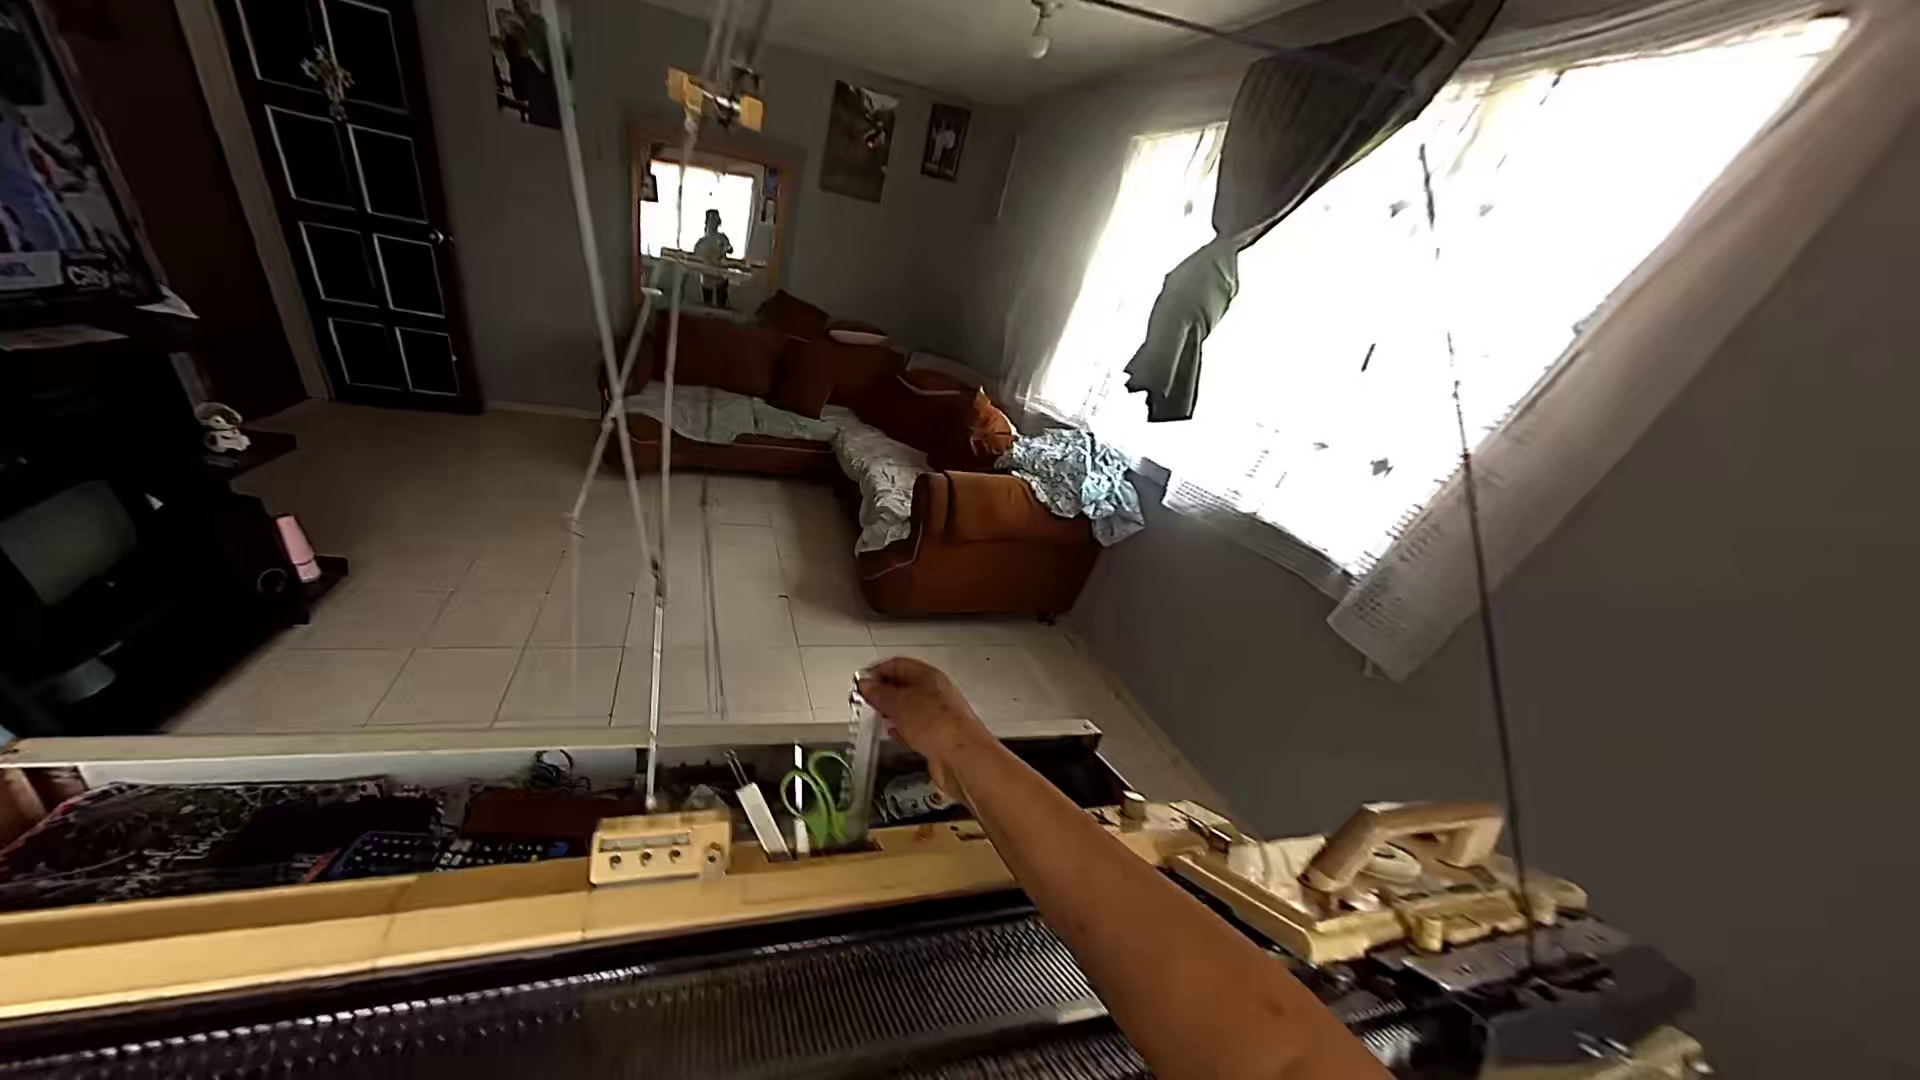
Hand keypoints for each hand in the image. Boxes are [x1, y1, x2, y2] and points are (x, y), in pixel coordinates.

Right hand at [857, 657, 990, 794]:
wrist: (960, 757)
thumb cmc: (939, 724)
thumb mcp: (899, 704)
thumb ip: (880, 693)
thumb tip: (868, 685)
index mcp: (930, 676)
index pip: (900, 665)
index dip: (879, 670)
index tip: (864, 680)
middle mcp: (936, 693)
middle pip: (906, 686)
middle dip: (885, 692)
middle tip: (869, 698)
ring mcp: (939, 716)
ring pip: (911, 709)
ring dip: (893, 712)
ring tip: (878, 715)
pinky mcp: (938, 737)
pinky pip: (916, 729)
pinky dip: (904, 730)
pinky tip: (896, 734)